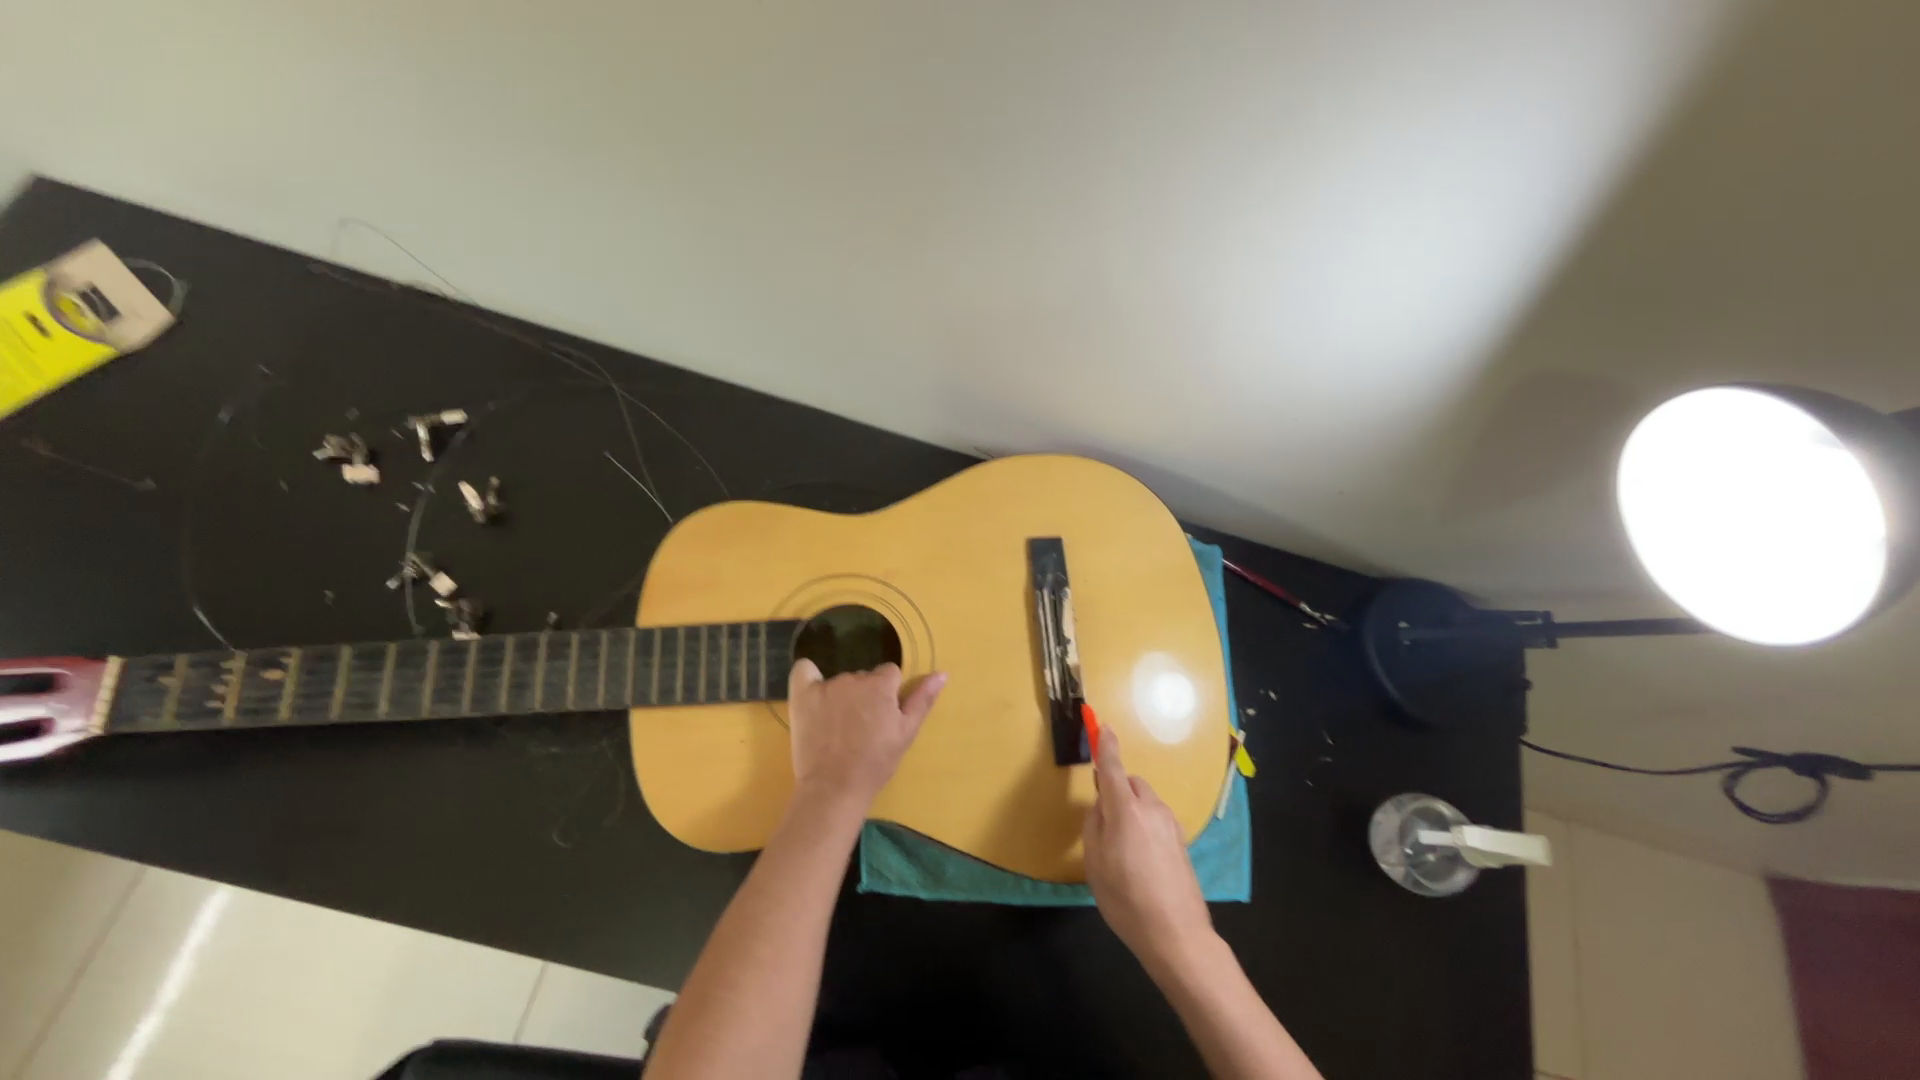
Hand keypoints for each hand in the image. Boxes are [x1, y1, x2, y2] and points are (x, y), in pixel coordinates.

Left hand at [787, 661, 945, 809]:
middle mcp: (854, 678)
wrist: (835, 788)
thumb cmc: (876, 763)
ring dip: (842, 695)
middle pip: (864, 677)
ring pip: (840, 681)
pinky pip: (803, 670)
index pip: (889, 674)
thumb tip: (941, 673)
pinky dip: (808, 675)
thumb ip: (922, 700)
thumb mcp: (906, 733)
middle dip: (865, 695)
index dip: (888, 695)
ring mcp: (826, 686)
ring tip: (838, 727)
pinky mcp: (802, 695)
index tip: (883, 717)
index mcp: (881, 685)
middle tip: (861, 727)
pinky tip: (813, 692)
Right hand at [1083, 729, 1213, 969]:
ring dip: (1131, 810)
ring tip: (1120, 847)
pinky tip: (1139, 859)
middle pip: (1131, 784)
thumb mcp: (1094, 863)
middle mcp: (1152, 809)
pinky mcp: (1181, 842)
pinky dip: (1144, 825)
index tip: (1103, 725)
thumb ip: (1094, 825)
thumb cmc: (1125, 898)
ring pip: (1145, 802)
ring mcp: (1171, 825)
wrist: (1176, 933)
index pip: (1112, 768)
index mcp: (1126, 810)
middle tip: (1102, 818)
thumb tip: (1101, 805)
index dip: (1106, 746)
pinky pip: (1156, 820)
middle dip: (1116, 789)